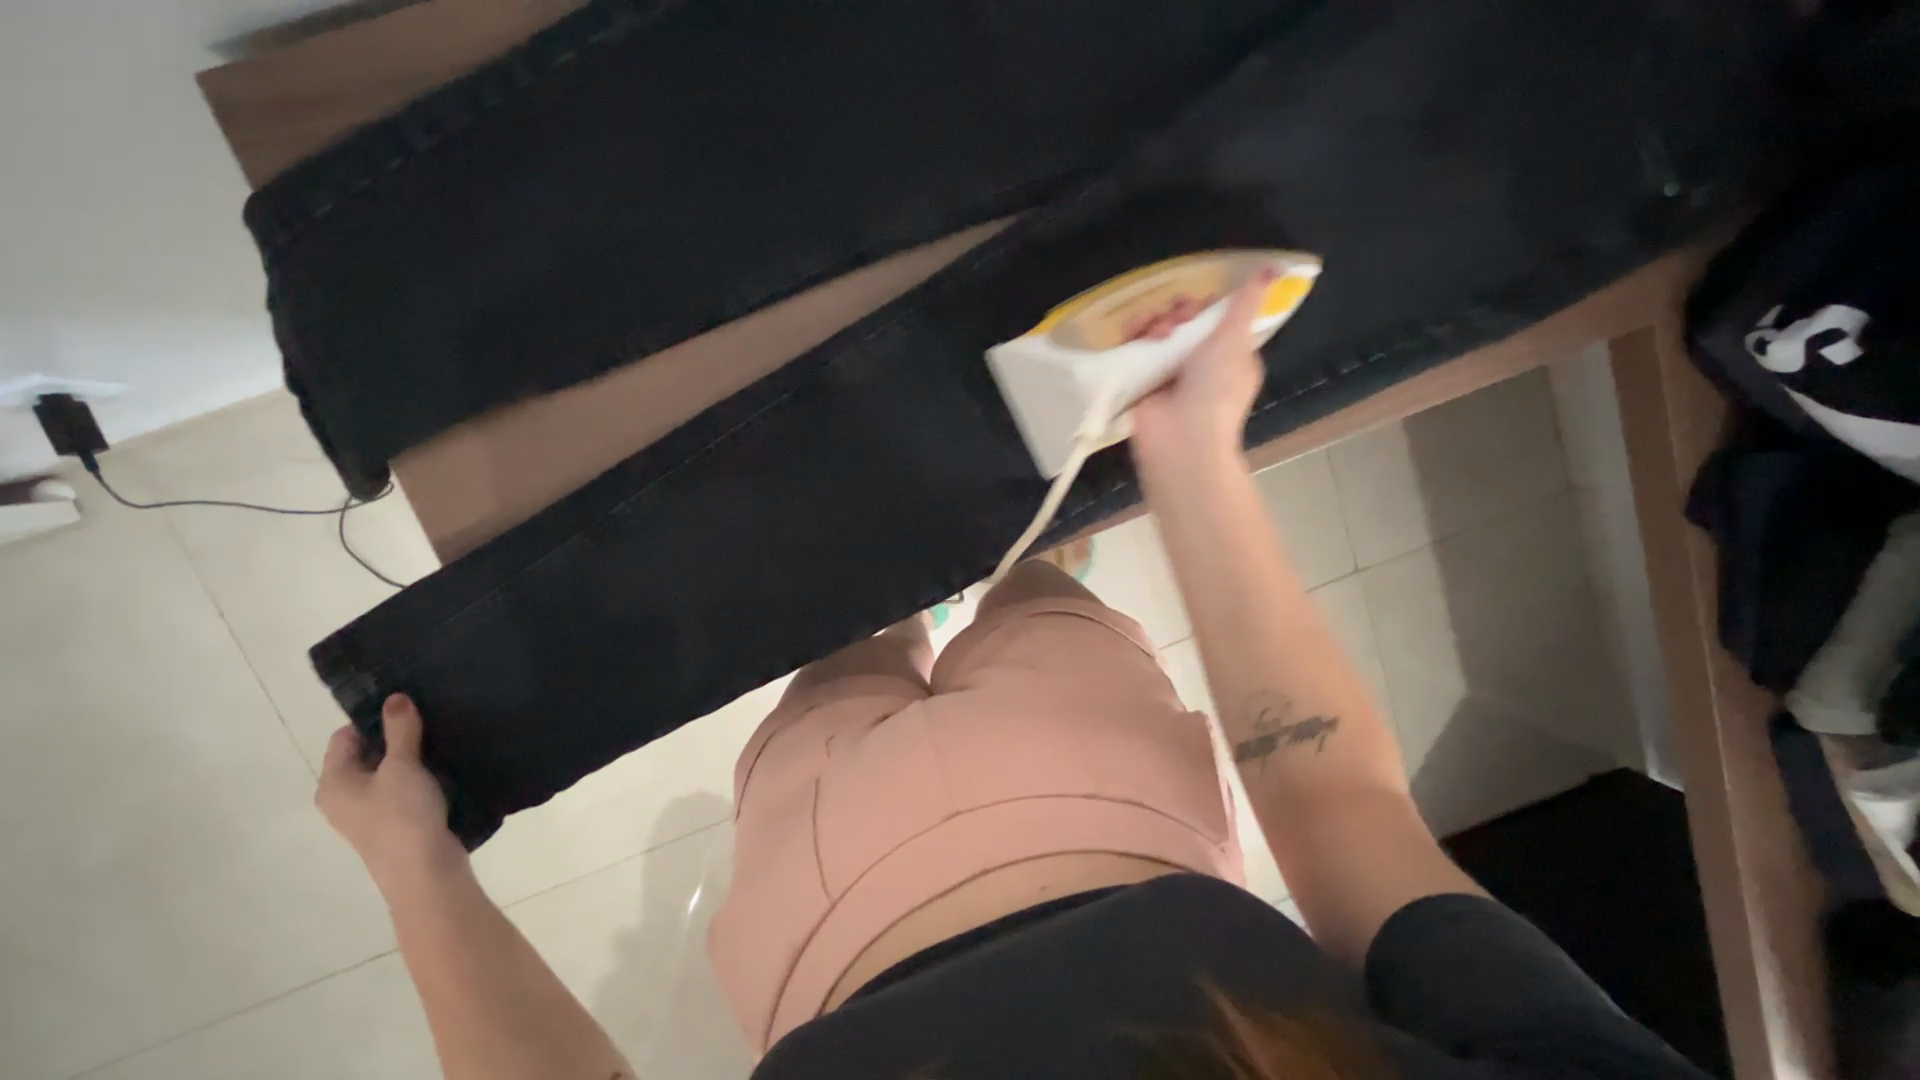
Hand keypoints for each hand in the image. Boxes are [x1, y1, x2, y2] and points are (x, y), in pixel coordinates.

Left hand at [317, 693, 466, 895]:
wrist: (423, 871)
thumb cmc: (402, 815)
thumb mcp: (402, 766)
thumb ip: (400, 730)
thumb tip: (395, 697)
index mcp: (333, 782)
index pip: (345, 736)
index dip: (374, 719)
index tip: (410, 709)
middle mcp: (343, 797)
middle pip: (366, 754)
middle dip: (396, 737)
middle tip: (430, 719)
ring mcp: (368, 813)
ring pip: (388, 772)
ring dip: (412, 757)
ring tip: (442, 740)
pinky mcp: (394, 823)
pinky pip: (402, 790)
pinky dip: (420, 778)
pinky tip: (445, 769)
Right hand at [1128, 270, 1270, 471]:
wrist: (1181, 438)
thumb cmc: (1216, 389)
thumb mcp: (1235, 339)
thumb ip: (1246, 303)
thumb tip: (1272, 269)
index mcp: (1229, 354)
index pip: (1215, 317)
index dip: (1205, 305)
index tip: (1200, 305)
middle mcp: (1199, 361)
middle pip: (1183, 320)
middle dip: (1178, 312)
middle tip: (1177, 319)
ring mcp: (1168, 371)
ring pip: (1157, 330)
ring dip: (1155, 321)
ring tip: (1157, 332)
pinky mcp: (1140, 379)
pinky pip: (1133, 347)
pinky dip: (1133, 336)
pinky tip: (1135, 336)